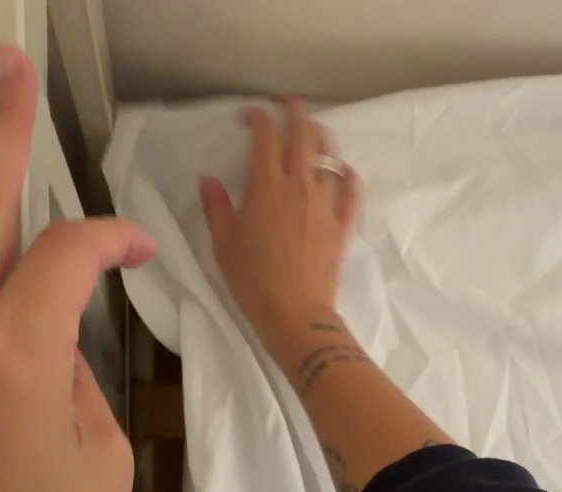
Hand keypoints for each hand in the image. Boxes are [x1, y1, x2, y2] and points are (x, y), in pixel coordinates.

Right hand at [201, 99, 360, 351]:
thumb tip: (209, 180)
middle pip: (303, 132)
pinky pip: (352, 189)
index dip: (257, 116)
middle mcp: (299, 184)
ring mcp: (326, 203)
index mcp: (266, 186)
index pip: (265, 133)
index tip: (248, 117)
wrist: (295, 315)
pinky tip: (343, 171)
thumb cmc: (253, 282)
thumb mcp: (224, 246)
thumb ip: (217, 208)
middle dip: (294, 111)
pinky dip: (348, 174)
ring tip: (312, 133)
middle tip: (287, 106)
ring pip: (329, 154)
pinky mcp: (342, 224)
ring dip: (320, 136)